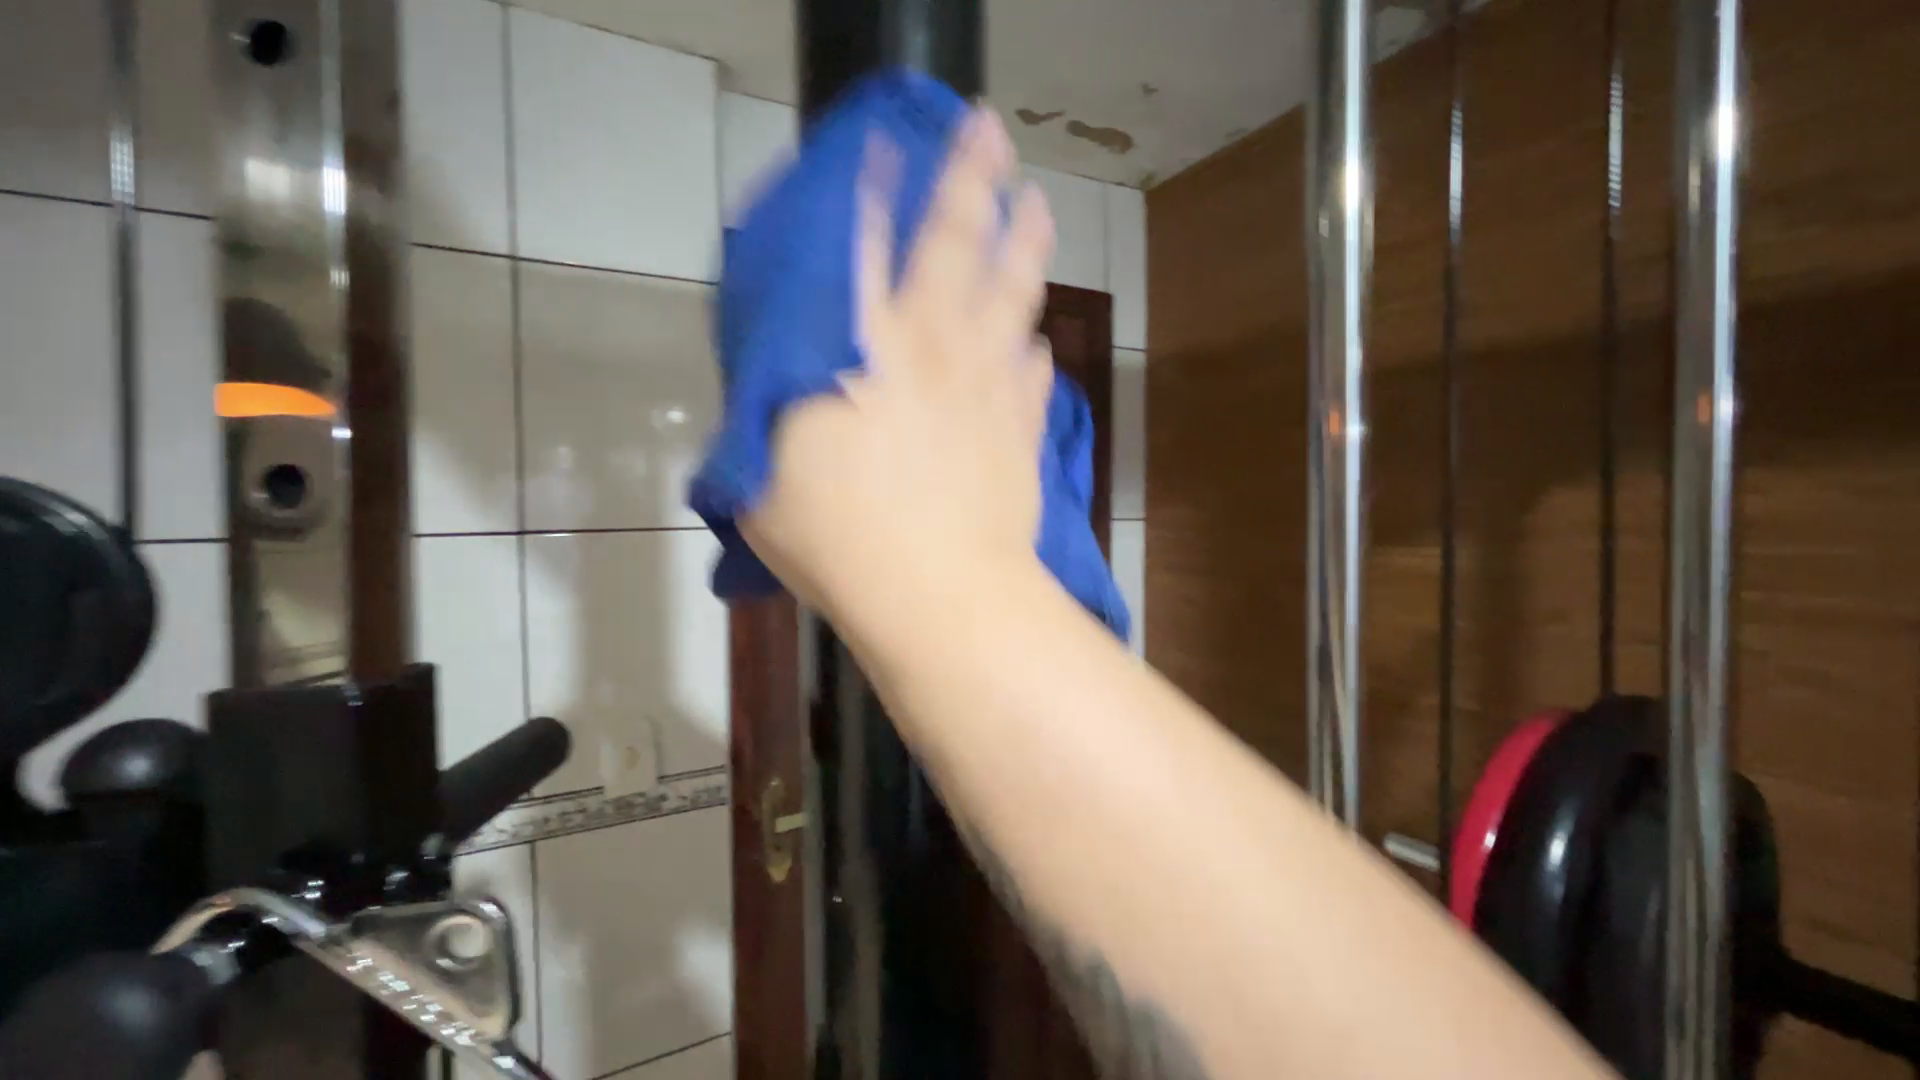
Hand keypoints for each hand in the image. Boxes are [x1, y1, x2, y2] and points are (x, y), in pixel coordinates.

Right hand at [741, 106, 1057, 626]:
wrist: (940, 592)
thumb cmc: (836, 540)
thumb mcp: (765, 479)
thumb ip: (772, 417)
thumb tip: (778, 386)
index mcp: (858, 349)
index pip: (863, 247)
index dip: (877, 190)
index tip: (891, 148)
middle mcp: (928, 346)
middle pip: (954, 245)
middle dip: (970, 179)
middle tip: (988, 133)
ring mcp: (985, 384)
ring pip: (1010, 295)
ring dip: (1024, 244)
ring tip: (1036, 205)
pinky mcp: (1022, 426)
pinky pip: (1032, 371)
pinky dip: (1032, 349)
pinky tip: (1034, 339)